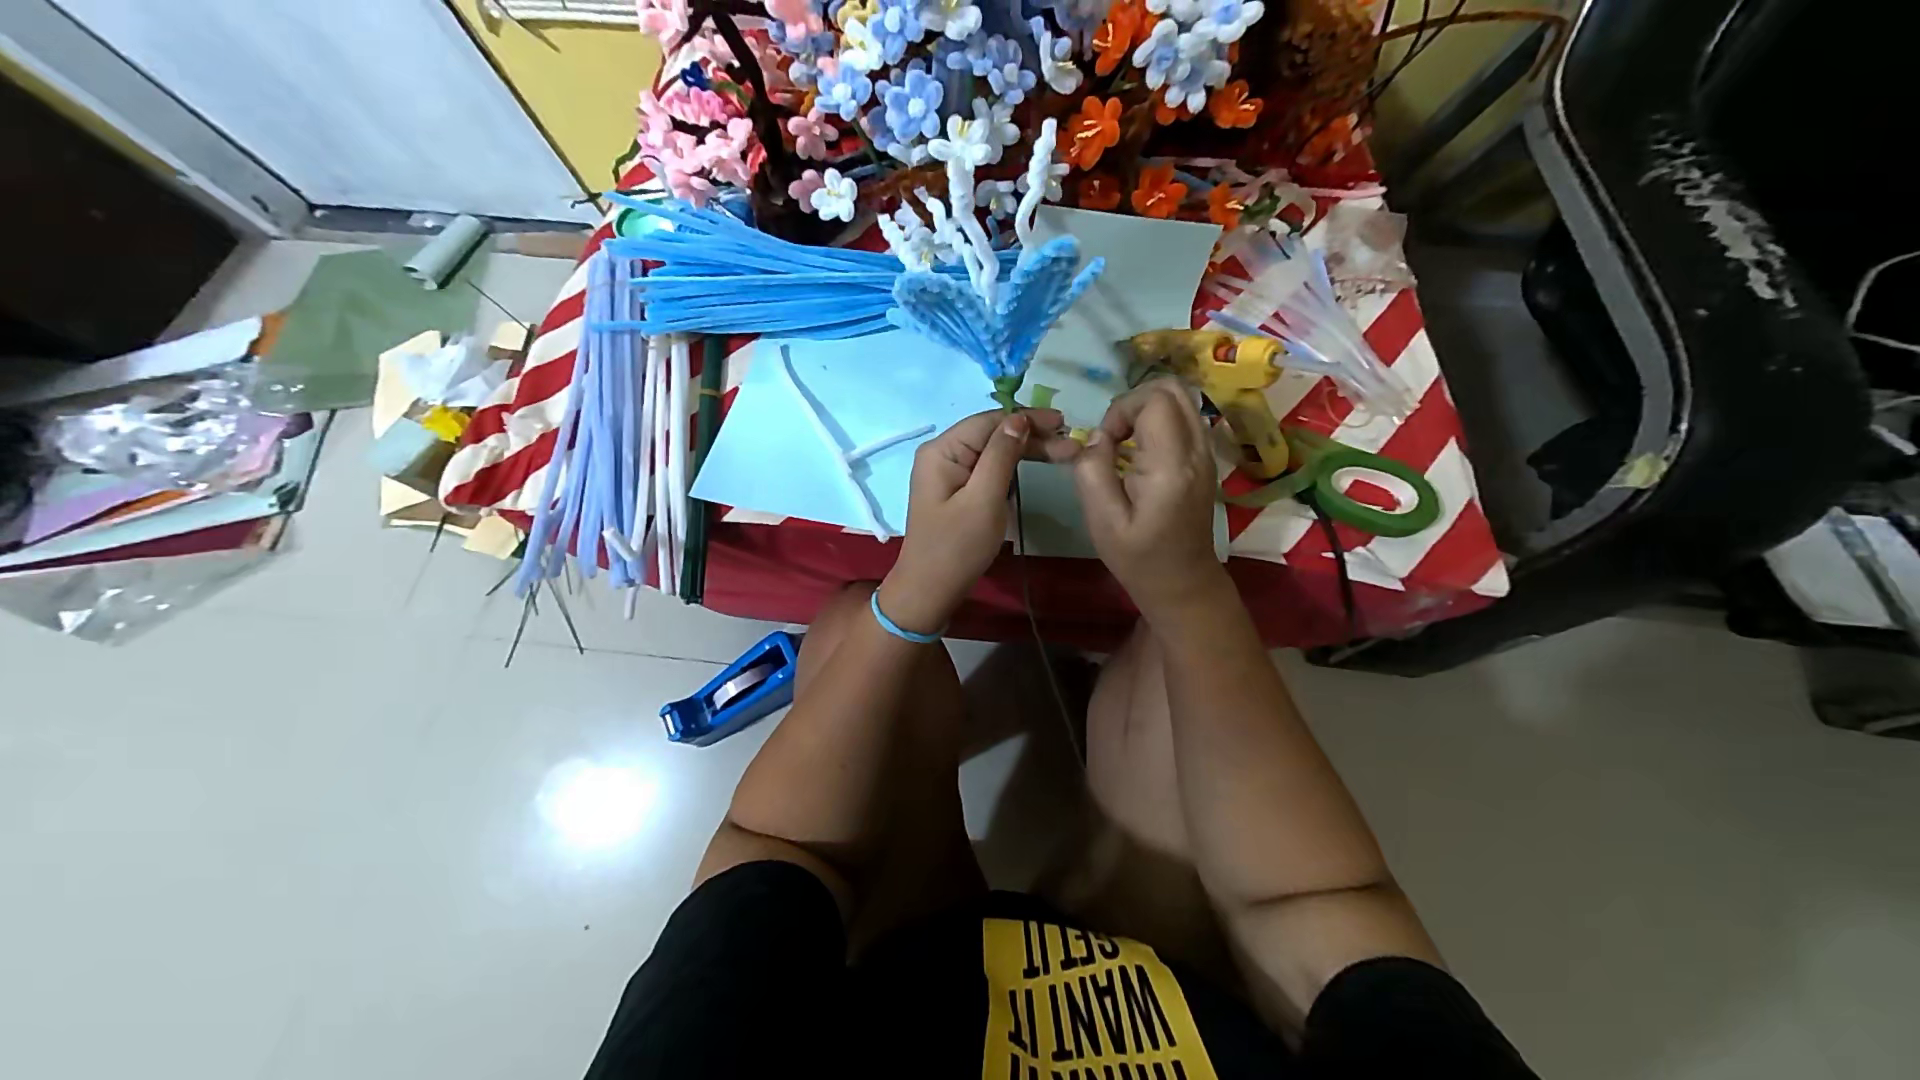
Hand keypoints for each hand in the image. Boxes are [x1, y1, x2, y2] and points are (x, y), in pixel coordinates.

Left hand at [878, 408, 1078, 634]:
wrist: (930, 591)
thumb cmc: (957, 547)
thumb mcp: (984, 499)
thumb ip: (1001, 455)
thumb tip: (1019, 419)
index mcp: (942, 450)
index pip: (990, 420)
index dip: (1028, 419)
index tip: (1065, 423)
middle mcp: (941, 454)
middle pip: (992, 434)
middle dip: (1032, 437)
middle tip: (1072, 445)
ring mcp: (947, 473)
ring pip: (992, 451)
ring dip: (1026, 451)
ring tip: (1062, 454)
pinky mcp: (956, 490)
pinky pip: (987, 468)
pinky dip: (1012, 467)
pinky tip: (1034, 467)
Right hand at [1073, 378, 1228, 619]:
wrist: (1181, 581)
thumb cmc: (1138, 556)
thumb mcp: (1101, 520)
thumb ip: (1092, 470)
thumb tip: (1098, 437)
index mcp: (1172, 465)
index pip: (1155, 401)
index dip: (1121, 410)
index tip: (1105, 443)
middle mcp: (1197, 451)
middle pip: (1172, 388)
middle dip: (1134, 401)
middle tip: (1114, 436)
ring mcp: (1205, 453)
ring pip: (1181, 399)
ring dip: (1146, 409)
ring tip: (1125, 442)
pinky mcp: (1204, 458)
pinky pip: (1184, 418)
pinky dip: (1158, 421)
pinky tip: (1141, 452)